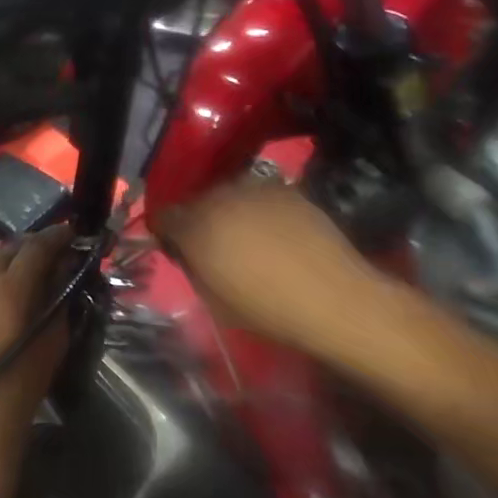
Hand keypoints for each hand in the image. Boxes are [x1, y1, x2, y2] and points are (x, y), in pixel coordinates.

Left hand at [0, 224, 75, 445]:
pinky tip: (10, 281)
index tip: (74, 233)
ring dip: (15, 253)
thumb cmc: (26, 377)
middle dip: (36, 242)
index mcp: (10, 287)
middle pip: (12, 245)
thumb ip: (59, 292)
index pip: (37, 246)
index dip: (58, 235)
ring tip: (33, 264)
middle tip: (56, 249)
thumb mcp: (55, 333)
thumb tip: (65, 265)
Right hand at [156, 178, 397, 360]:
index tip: (179, 249)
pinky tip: (276, 231)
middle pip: (197, 200)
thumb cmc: (269, 310)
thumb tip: (189, 253)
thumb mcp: (216, 302)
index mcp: (197, 227)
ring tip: (248, 236)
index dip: (168, 233)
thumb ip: (195, 268)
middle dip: (200, 219)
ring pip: (228, 193)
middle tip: (215, 245)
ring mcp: (254, 187)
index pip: (164, 216)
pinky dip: (258, 208)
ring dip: (229, 210)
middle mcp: (221, 196)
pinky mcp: (284, 187)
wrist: (333, 297)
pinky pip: (258, 194)